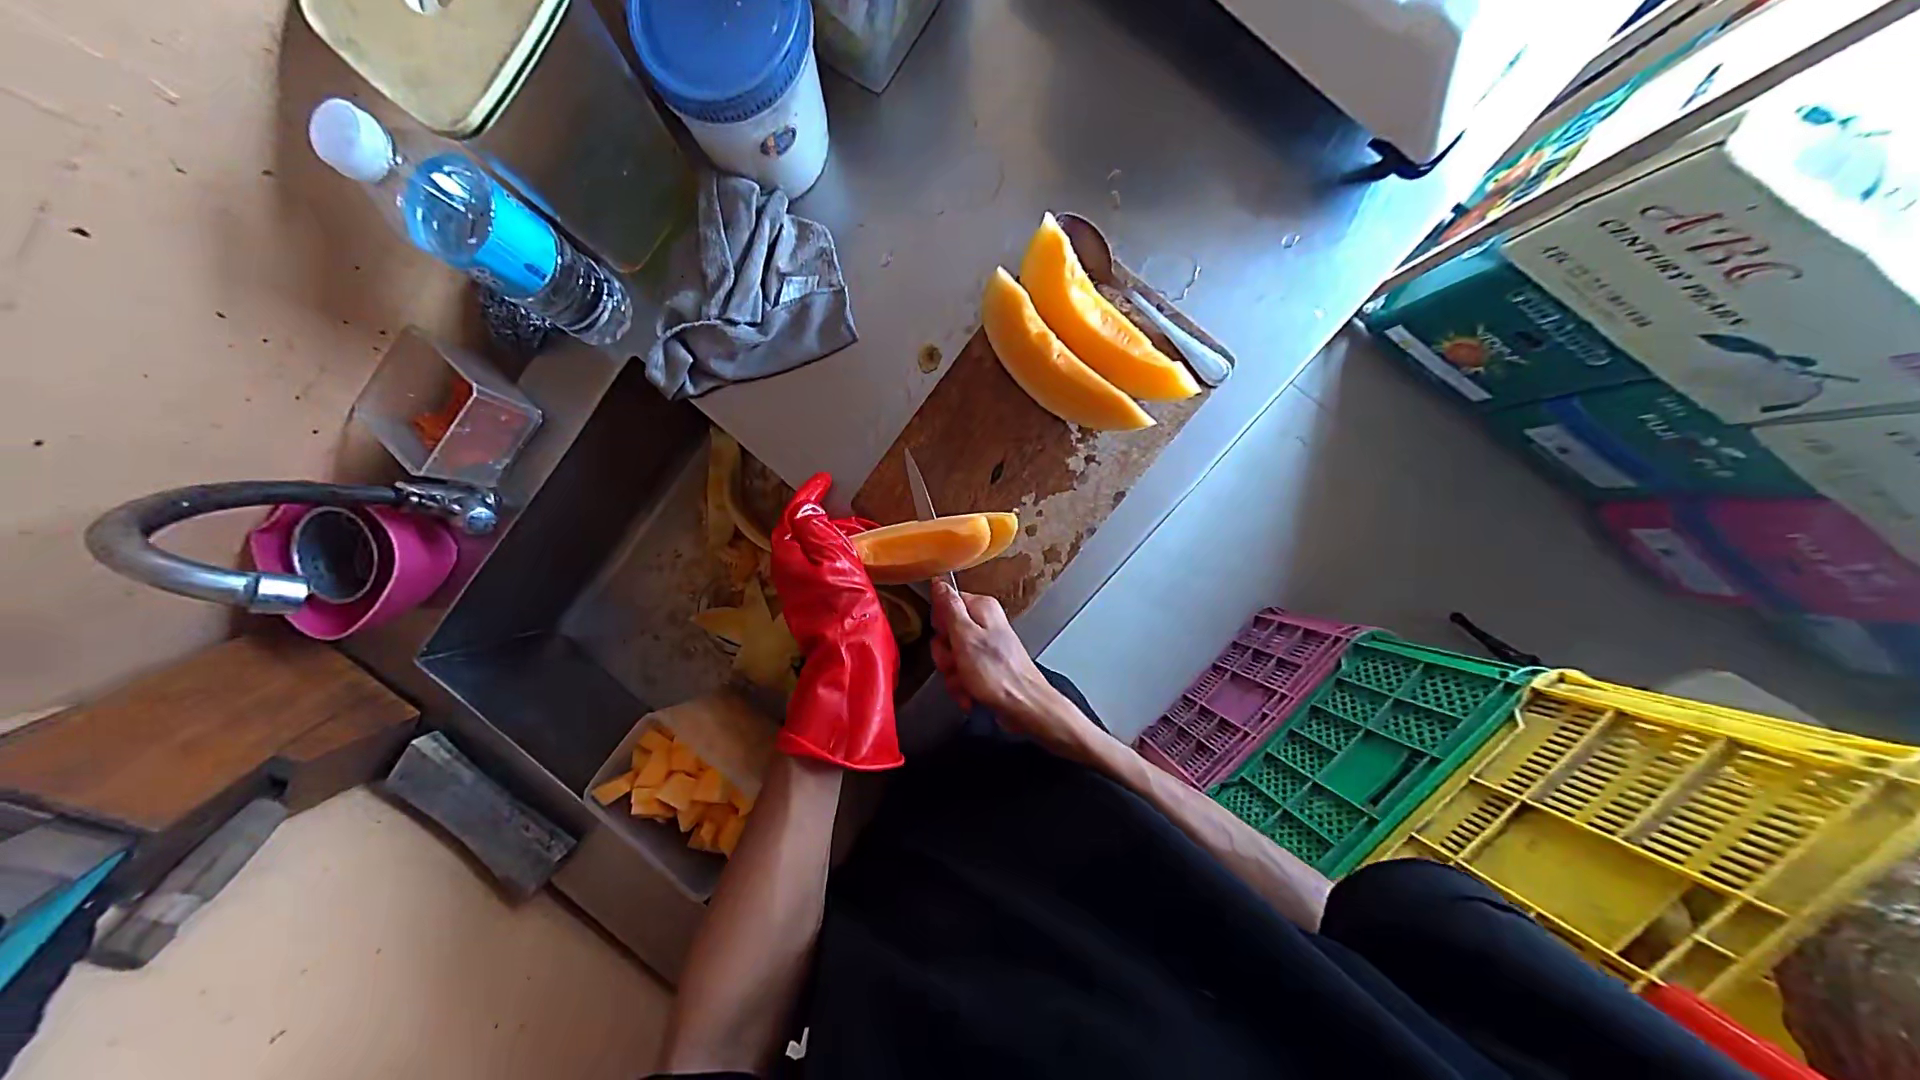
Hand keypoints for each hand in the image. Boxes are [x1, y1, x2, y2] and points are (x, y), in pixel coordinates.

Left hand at [768, 474, 902, 770]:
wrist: (854, 659)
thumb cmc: (846, 611)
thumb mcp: (835, 560)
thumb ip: (818, 531)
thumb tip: (806, 509)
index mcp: (790, 559)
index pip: (794, 516)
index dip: (809, 495)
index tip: (825, 480)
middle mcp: (791, 574)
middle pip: (804, 533)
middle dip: (829, 519)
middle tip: (857, 520)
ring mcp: (805, 591)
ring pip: (817, 551)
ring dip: (839, 538)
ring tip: (866, 537)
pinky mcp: (821, 604)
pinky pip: (828, 569)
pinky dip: (843, 557)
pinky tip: (863, 561)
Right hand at [929, 582, 1099, 754]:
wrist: (1024, 707)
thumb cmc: (998, 674)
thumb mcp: (965, 637)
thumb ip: (949, 608)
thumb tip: (939, 582)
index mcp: (981, 609)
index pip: (945, 604)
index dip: (940, 626)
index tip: (947, 639)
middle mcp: (985, 624)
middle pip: (946, 634)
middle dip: (946, 656)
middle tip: (956, 664)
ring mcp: (985, 647)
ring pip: (952, 657)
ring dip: (953, 675)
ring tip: (966, 683)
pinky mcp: (986, 667)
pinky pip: (962, 673)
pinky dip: (962, 686)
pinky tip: (970, 693)